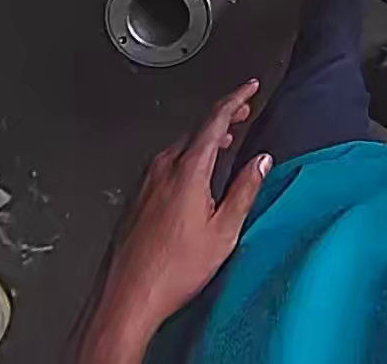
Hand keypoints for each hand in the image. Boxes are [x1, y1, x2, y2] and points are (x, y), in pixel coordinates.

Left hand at [73, 80, 271, 362]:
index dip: (237, 98)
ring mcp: (148, 179)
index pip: (216, 117)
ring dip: (207, 134)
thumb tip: (261, 162)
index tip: (249, 87)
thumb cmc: (170, 271)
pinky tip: (196, 167)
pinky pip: (169, 159)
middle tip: (243, 109)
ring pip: (183, 142)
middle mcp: (165, 167)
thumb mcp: (223, 232)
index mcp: (188, 169)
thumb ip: (245, 189)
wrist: (125, 300)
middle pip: (199, 126)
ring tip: (225, 137)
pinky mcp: (139, 193)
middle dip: (225, 113)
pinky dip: (190, 151)